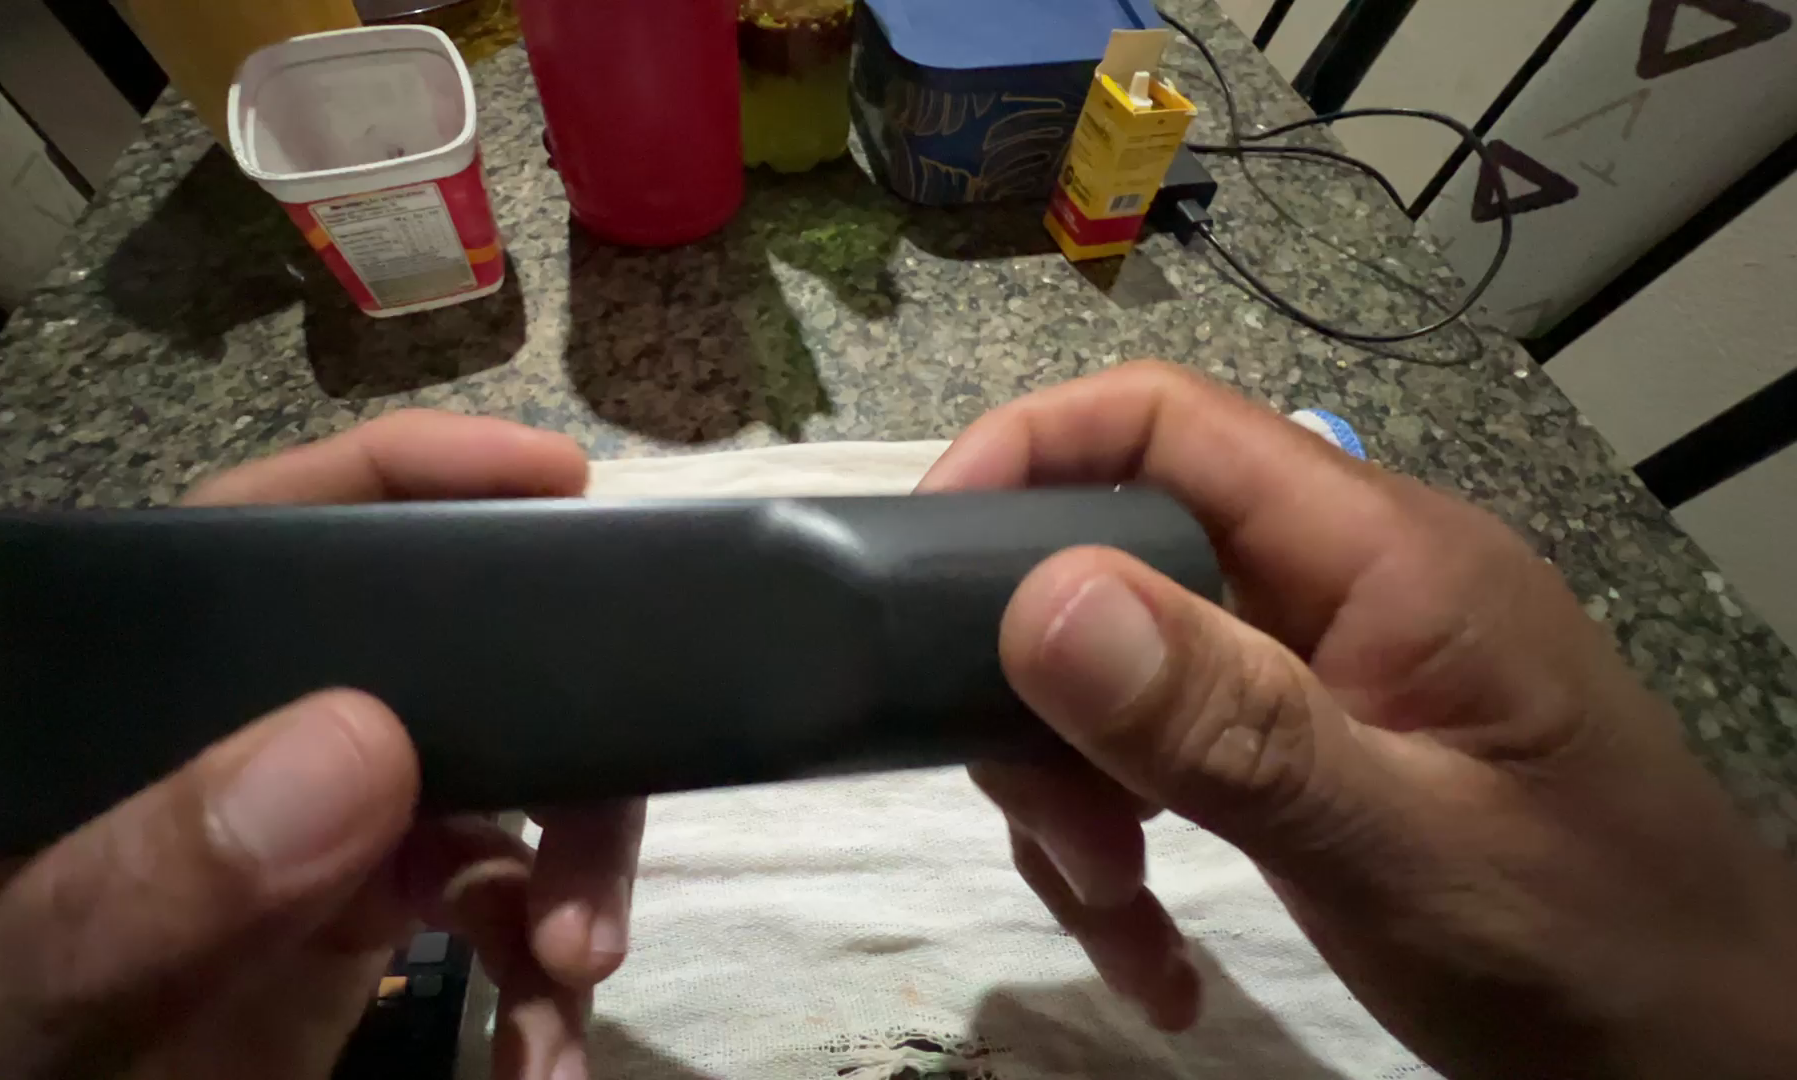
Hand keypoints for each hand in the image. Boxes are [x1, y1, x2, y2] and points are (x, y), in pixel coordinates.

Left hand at [0, 411, 639, 1079]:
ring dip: (575, 856)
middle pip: (449, 658)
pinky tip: (545, 1043)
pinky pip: (512, 884)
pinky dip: (545, 957)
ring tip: (581, 957)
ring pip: (514, 770)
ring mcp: (333, 817)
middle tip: (607, 809)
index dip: (418, 475)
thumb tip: (361, 744)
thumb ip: (129, 905)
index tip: (555, 474)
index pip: (269, 533)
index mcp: (126, 703)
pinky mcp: (390, 898)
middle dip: (555, 727)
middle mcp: (251, 733)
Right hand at [922, 363, 1796, 1078]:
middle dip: (1032, 683)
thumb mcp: (1406, 848)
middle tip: (1041, 810)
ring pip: (1087, 671)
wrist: (1702, 1070)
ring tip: (1110, 904)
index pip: (1159, 421)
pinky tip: (1141, 939)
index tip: (921, 538)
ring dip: (1062, 788)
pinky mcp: (1241, 736)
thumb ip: (1230, 725)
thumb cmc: (1600, 958)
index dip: (1027, 447)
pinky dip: (1097, 841)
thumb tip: (1043, 608)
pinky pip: (1119, 751)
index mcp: (1360, 548)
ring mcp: (1264, 661)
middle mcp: (1296, 582)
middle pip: (1095, 559)